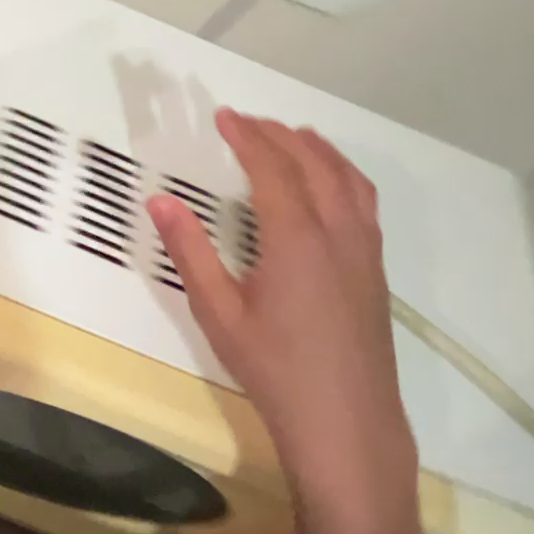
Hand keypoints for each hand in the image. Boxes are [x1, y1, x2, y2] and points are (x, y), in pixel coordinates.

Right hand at [148, 110, 417, 516]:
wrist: (344, 417)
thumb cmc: (271, 366)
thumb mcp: (217, 311)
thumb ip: (190, 251)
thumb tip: (159, 201)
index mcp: (296, 239)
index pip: (272, 170)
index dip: (247, 139)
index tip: (223, 116)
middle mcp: (338, 233)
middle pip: (313, 165)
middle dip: (279, 136)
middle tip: (247, 120)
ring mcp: (364, 250)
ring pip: (348, 180)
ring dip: (317, 150)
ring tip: (291, 135)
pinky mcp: (374, 269)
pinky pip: (362, 202)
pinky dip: (342, 175)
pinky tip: (328, 185)